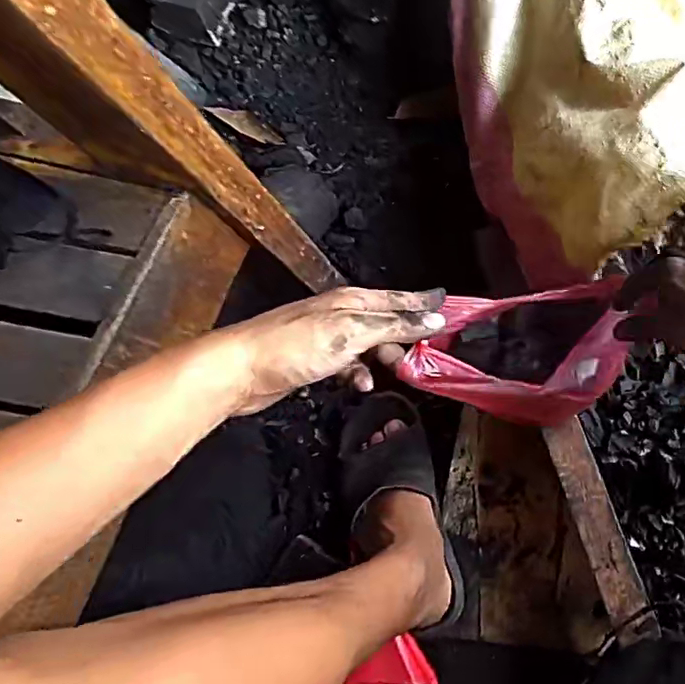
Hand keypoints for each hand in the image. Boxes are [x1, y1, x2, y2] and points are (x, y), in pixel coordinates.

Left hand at [209, 287, 446, 414]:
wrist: (238, 371)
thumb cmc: (292, 346)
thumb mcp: (352, 333)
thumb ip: (395, 326)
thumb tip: (434, 320)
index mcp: (352, 301)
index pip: (399, 298)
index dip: (424, 301)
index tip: (446, 301)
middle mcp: (342, 314)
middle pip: (388, 323)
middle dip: (408, 336)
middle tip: (428, 351)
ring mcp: (328, 337)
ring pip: (371, 346)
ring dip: (384, 360)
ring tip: (396, 372)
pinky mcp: (316, 359)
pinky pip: (351, 365)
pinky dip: (360, 375)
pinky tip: (361, 385)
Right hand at [614, 254, 684, 349]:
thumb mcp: (664, 328)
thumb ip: (640, 326)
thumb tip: (617, 330)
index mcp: (664, 270)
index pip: (637, 280)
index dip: (625, 295)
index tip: (618, 308)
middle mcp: (681, 259)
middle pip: (655, 267)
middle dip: (644, 282)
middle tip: (638, 298)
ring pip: (674, 266)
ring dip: (663, 279)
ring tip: (660, 295)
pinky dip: (679, 279)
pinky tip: (681, 295)